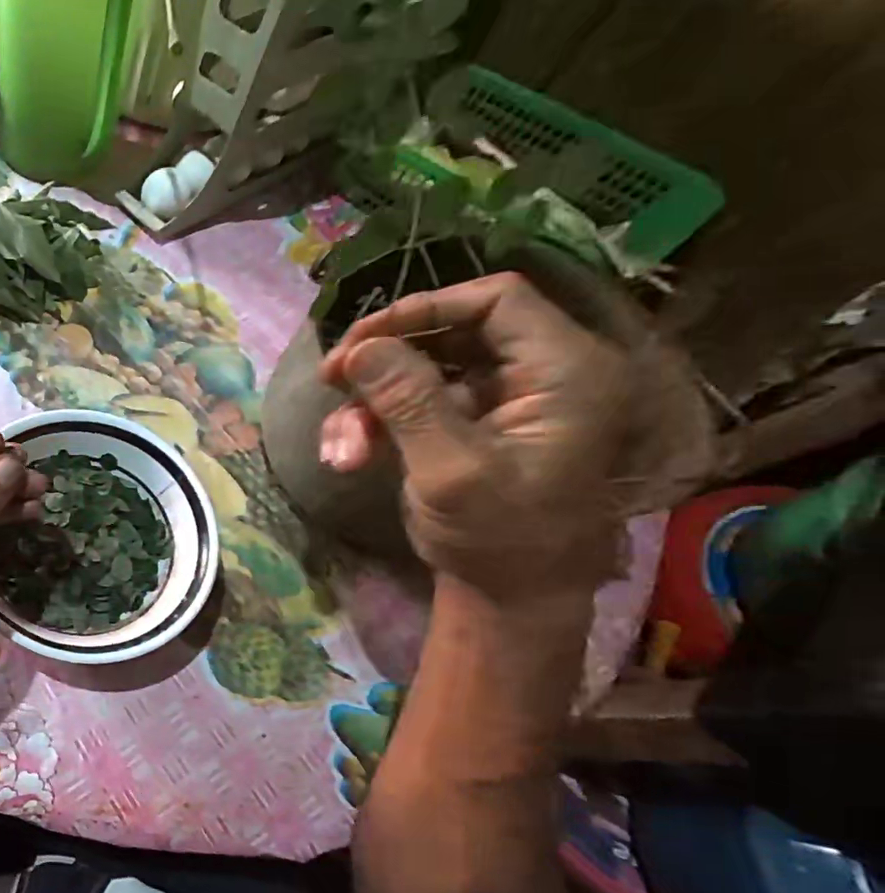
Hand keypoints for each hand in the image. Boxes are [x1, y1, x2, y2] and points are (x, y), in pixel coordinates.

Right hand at [318, 273, 628, 601]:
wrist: (505, 591)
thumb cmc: (497, 535)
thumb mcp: (450, 469)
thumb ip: (409, 403)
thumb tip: (359, 348)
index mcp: (562, 372)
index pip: (497, 301)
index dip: (425, 308)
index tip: (362, 340)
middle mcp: (535, 373)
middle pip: (449, 330)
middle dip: (383, 356)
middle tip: (329, 378)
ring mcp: (497, 399)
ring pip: (418, 368)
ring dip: (368, 401)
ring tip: (338, 445)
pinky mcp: (463, 422)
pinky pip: (409, 400)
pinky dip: (372, 422)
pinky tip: (346, 455)